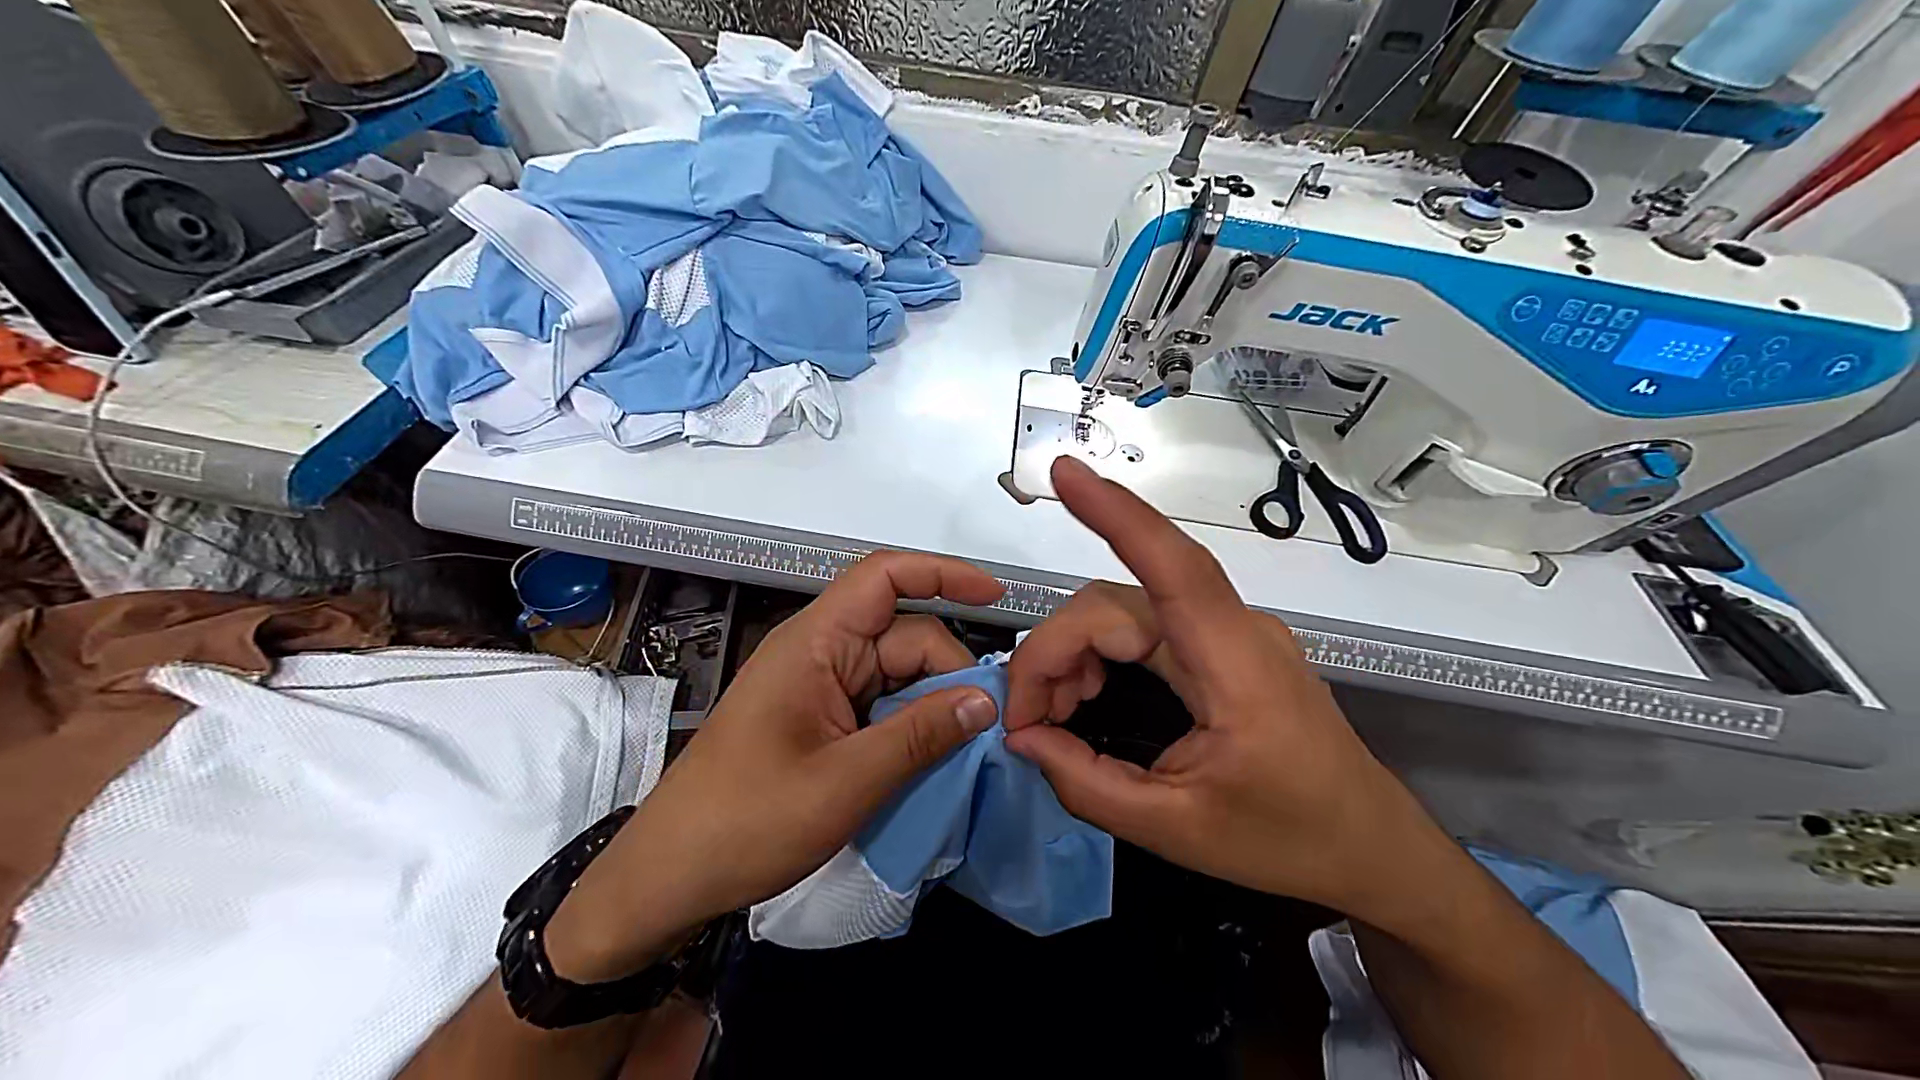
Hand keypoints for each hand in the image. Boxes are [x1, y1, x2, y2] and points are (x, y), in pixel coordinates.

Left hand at [547, 552, 1003, 979]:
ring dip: (934, 702)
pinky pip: (883, 704)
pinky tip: (935, 756)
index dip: (943, 574)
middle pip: (905, 635)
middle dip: (950, 671)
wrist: (670, 877)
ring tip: (966, 747)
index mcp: (815, 643)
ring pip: (899, 673)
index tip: (996, 598)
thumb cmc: (745, 822)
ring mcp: (821, 687)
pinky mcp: (823, 718)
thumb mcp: (844, 782)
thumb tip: (986, 700)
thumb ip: (920, 736)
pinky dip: (913, 723)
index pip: (884, 578)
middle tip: (988, 725)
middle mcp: (821, 653)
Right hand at [1004, 456, 1462, 928]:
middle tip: (1030, 722)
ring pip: (1122, 611)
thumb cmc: (1286, 839)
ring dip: (1074, 655)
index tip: (1066, 474)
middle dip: (1056, 652)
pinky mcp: (1220, 643)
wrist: (1369, 846)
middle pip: (1117, 603)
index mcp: (1237, 669)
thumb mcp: (1174, 831)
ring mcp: (1230, 631)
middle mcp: (1234, 630)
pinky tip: (1087, 698)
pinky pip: (1142, 627)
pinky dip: (1100, 656)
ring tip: (1058, 716)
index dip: (1118, 515)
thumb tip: (1023, 739)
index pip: (1176, 568)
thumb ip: (1086, 784)